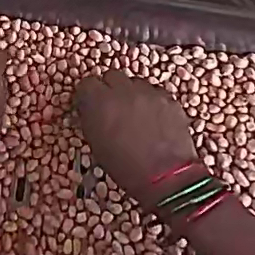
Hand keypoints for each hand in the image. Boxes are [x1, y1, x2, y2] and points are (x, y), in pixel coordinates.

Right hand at [73, 71, 200, 202]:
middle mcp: (123, 91)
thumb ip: (91, 119)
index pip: (86, 84)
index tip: (90, 104)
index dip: (88, 95)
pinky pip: (155, 92)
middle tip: (112, 106)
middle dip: (110, 89)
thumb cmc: (126, 168)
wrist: (167, 178)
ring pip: (135, 82)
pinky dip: (151, 101)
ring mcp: (148, 92)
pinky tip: (153, 119)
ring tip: (135, 113)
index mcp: (99, 102)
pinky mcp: (168, 98)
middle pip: (111, 76)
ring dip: (131, 93)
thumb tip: (90, 110)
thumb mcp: (96, 144)